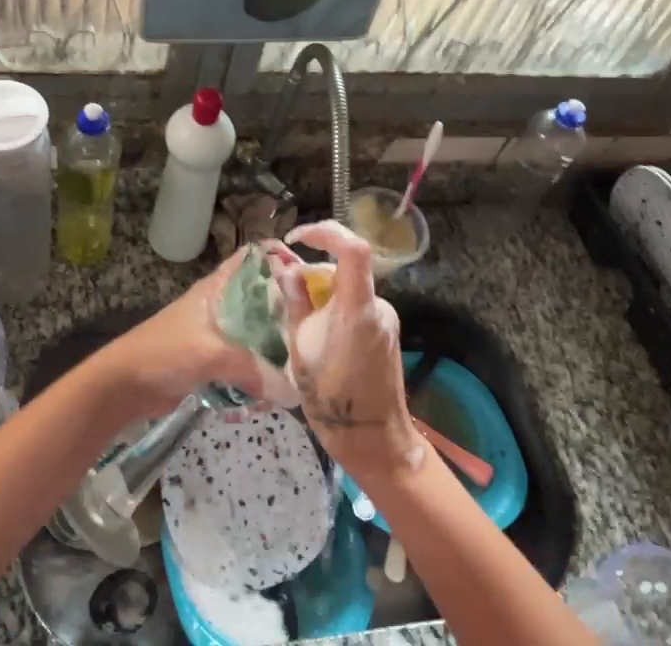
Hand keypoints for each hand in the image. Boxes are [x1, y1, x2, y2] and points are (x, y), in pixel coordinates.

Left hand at [89, 245, 300, 420]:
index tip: (311, 277)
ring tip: (294, 375)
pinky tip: (267, 399)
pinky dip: (258, 378)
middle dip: (288, 317)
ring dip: (274, 356)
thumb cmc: (163, 354)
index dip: (281, 259)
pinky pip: (247, 365)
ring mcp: (219, 335)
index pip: (254, 259)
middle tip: (316, 334)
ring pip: (259, 337)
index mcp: (219, 288)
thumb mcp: (209, 354)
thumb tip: (290, 391)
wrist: (123, 386)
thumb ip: (251, 369)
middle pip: (265, 302)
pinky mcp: (214, 362)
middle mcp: (223, 306)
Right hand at [283, 221, 422, 482]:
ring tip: (297, 321)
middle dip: (312, 273)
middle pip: (344, 270)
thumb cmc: (331, 397)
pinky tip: (316, 335)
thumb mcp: (300, 347)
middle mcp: (378, 306)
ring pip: (348, 290)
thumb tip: (287, 270)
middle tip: (284, 292)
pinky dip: (334, 309)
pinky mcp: (386, 331)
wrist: (372, 438)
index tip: (297, 239)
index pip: (353, 248)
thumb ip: (295, 302)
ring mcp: (385, 319)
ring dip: (321, 295)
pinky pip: (356, 307)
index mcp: (357, 308)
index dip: (325, 232)